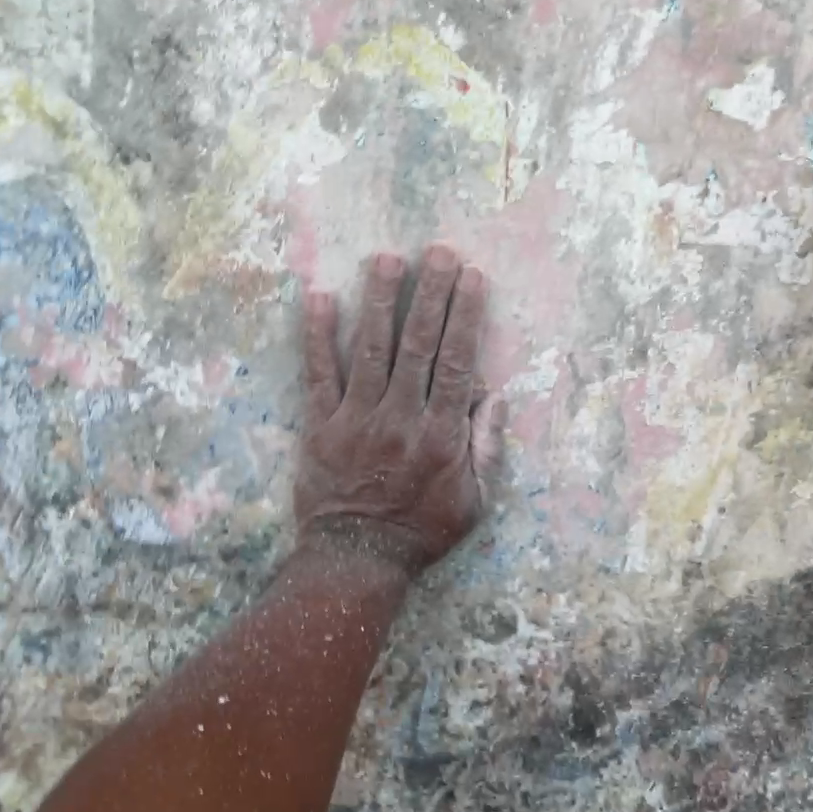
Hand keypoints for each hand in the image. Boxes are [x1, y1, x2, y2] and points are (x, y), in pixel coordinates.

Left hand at [294, 245, 502, 573]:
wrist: (357, 559)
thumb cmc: (424, 531)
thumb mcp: (476, 501)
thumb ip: (488, 449)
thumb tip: (495, 396)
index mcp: (443, 435)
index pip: (457, 363)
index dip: (465, 316)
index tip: (472, 278)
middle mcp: (402, 418)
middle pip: (419, 346)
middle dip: (430, 294)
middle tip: (438, 252)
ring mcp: (358, 419)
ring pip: (371, 350)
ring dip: (380, 301)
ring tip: (386, 258)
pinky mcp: (321, 426)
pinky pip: (318, 375)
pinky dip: (318, 336)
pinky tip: (320, 298)